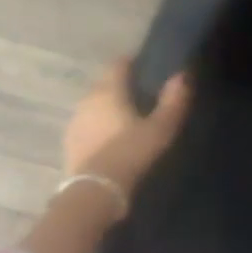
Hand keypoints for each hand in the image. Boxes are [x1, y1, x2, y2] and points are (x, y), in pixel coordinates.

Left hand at [63, 59, 191, 194]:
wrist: (94, 189)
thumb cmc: (129, 154)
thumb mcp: (159, 130)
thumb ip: (172, 102)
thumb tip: (182, 75)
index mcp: (108, 90)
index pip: (117, 64)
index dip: (131, 63)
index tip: (144, 69)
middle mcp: (87, 99)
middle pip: (104, 84)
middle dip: (119, 86)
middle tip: (138, 97)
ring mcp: (74, 120)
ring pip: (92, 105)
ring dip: (105, 108)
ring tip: (124, 119)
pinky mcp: (69, 142)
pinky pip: (85, 125)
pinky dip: (96, 126)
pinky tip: (107, 139)